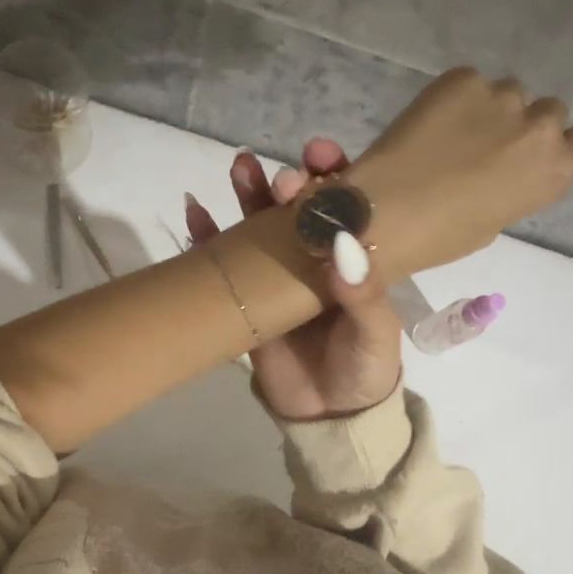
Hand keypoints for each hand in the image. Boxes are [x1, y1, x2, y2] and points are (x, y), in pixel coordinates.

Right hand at [186, 138, 402, 421]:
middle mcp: (313, 259)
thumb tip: (341, 244)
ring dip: (249, 195)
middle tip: (280, 177)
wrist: (331, 417)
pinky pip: (225, 265)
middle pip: (296, 208)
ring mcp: (277, 278)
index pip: (343, 203)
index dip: (333, 173)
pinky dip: (208, 238)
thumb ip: (362, 292)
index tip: (319, 156)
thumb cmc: (365, 369)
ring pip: (259, 228)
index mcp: (352, 258)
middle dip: (286, 183)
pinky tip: (196, 213)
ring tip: (240, 169)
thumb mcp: (376, 332)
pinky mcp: (247, 302)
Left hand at [344, 66, 572, 280]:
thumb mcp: (492, 223)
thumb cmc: (437, 238)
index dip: (559, 147)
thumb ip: (513, 189)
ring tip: (451, 137)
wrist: (381, 215)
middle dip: (523, 126)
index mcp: (554, 171)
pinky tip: (429, 126)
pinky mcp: (462, 79)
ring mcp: (502, 97)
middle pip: (549, 111)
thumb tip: (504, 172)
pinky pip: (470, 83)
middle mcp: (540, 127)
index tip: (532, 157)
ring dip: (490, 110)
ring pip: (509, 94)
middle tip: (485, 149)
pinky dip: (456, 99)